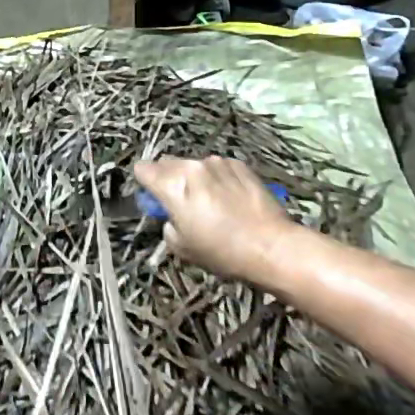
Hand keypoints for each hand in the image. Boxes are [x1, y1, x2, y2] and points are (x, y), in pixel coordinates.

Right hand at [134, 156, 297, 282]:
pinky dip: (219, 178)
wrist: (271, 246)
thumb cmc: (222, 252)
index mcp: (172, 185)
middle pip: (168, 163)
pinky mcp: (238, 164)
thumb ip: (169, 226)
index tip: (154, 197)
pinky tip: (232, 199)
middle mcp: (191, 166)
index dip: (145, 183)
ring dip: (196, 178)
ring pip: (195, 165)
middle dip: (169, 179)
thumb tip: (173, 217)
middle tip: (182, 203)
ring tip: (213, 203)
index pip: (143, 169)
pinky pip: (219, 167)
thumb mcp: (183, 248)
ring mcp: (216, 162)